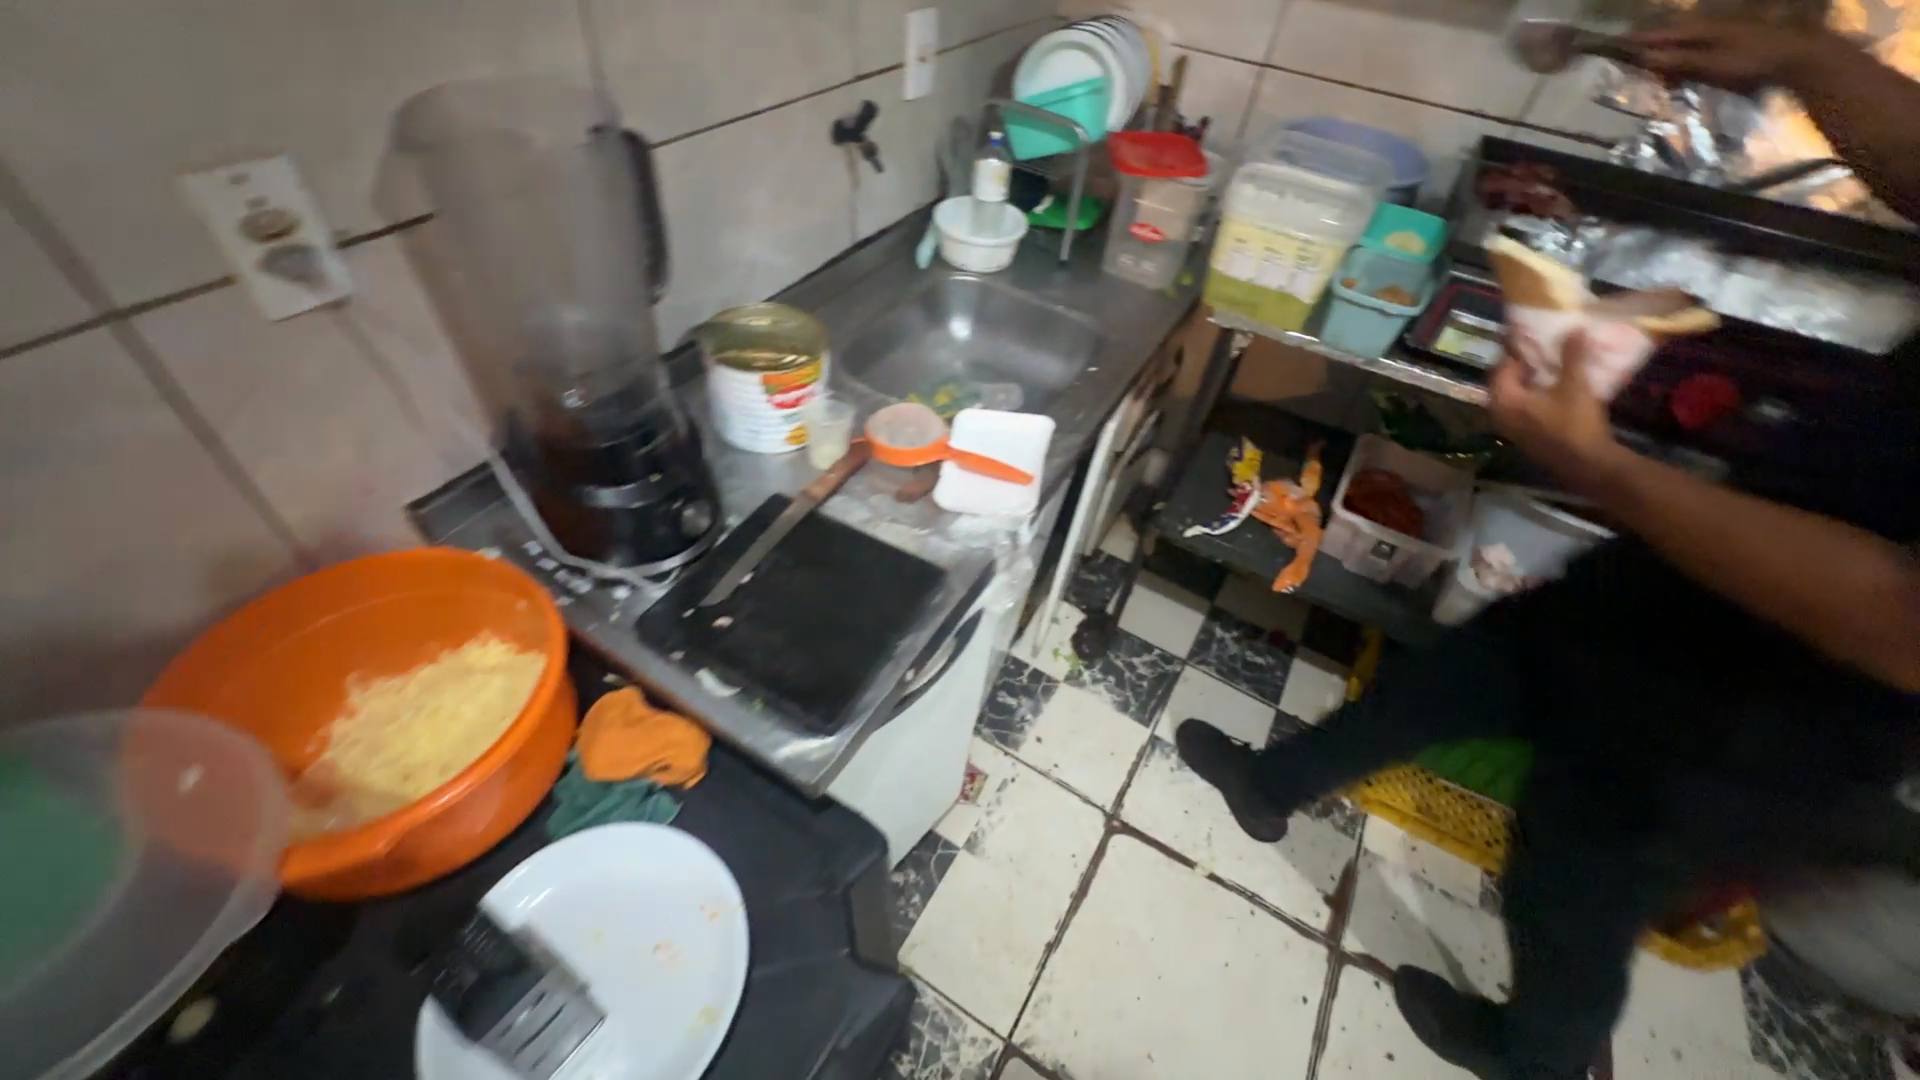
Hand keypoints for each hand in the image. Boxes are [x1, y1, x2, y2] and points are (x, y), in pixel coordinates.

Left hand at [1489, 330, 1626, 496]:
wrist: (1584, 462)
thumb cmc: (1574, 421)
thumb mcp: (1575, 385)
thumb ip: (1572, 357)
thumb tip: (1573, 329)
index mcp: (1502, 400)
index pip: (1501, 367)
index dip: (1514, 350)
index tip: (1528, 335)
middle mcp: (1497, 413)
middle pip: (1503, 381)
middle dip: (1520, 364)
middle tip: (1539, 346)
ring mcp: (1507, 426)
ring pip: (1512, 395)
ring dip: (1526, 379)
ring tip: (1546, 362)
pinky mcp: (1520, 434)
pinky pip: (1519, 407)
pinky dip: (1530, 393)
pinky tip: (1549, 385)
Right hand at [1632, 17, 1853, 92]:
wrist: (1798, 57)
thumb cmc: (1751, 60)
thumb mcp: (1710, 63)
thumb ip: (1678, 60)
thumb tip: (1645, 57)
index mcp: (1705, 29)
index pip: (1667, 34)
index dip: (1645, 39)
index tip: (1623, 42)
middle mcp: (1715, 27)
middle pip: (1678, 36)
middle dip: (1657, 47)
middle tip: (1638, 60)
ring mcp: (1729, 33)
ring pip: (1691, 43)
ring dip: (1673, 56)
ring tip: (1661, 71)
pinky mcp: (1738, 42)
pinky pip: (1703, 49)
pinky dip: (1689, 59)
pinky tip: (1687, 70)